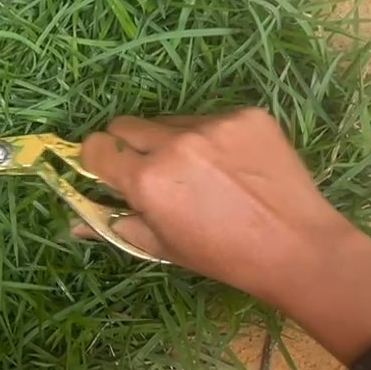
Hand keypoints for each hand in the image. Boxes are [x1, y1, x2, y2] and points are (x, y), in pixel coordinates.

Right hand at [79, 109, 370, 362]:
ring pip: (167, 121)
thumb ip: (113, 225)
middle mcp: (174, 144)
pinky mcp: (245, 115)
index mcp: (146, 180)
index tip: (106, 170)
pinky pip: (207, 118)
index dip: (95, 159)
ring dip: (169, 140)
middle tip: (150, 170)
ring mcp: (212, 125)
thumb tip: (74, 222)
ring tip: (199, 172)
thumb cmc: (220, 254)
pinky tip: (229, 164)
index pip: (95, 147)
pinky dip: (208, 137)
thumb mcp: (160, 246)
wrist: (296, 246)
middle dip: (127, 146)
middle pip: (124, 125)